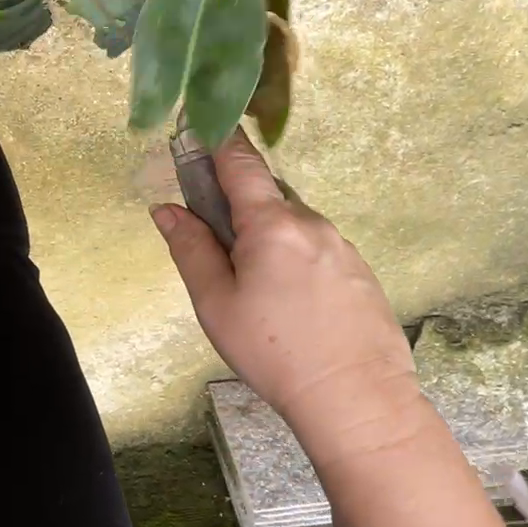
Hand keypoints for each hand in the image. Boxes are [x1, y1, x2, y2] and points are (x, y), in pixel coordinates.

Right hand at [151, 133, 425, 464]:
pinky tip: (290, 304)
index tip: (201, 124)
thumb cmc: (274, 350)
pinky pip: (314, 249)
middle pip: (265, 198)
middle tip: (217, 249)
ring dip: (265, 238)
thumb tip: (166, 209)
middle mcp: (312, 224)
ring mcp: (342, 248)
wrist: (359, 402)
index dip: (219, 140)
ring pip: (291, 226)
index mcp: (272, 224)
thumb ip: (189, 248)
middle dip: (237, 208)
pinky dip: (292, 258)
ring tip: (255, 290)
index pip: (241, 164)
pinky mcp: (361, 273)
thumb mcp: (215, 302)